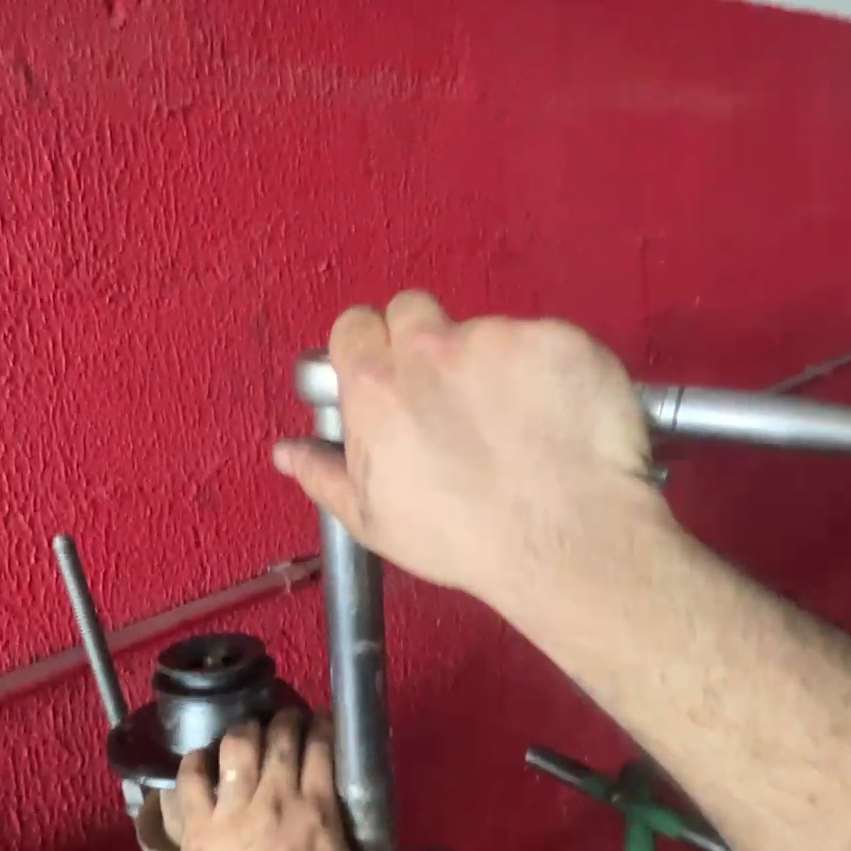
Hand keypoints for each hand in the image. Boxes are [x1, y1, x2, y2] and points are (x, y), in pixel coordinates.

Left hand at [177, 710, 455, 850]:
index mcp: (317, 813)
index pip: (320, 746)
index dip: (322, 724)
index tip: (323, 720)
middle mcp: (273, 800)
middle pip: (278, 735)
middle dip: (285, 719)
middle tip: (289, 721)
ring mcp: (230, 811)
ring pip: (236, 745)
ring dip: (245, 730)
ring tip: (251, 731)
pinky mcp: (197, 829)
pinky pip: (190, 777)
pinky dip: (196, 760)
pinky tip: (205, 758)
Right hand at [272, 291, 674, 634]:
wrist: (564, 541)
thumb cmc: (460, 536)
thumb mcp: (371, 517)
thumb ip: (322, 473)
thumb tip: (286, 452)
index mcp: (376, 385)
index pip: (353, 325)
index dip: (367, 346)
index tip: (384, 372)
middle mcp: (429, 347)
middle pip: (411, 309)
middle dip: (421, 339)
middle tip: (445, 391)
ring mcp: (498, 337)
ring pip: (482, 331)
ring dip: (489, 362)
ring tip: (512, 421)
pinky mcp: (558, 338)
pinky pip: (542, 341)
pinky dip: (546, 370)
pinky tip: (555, 417)